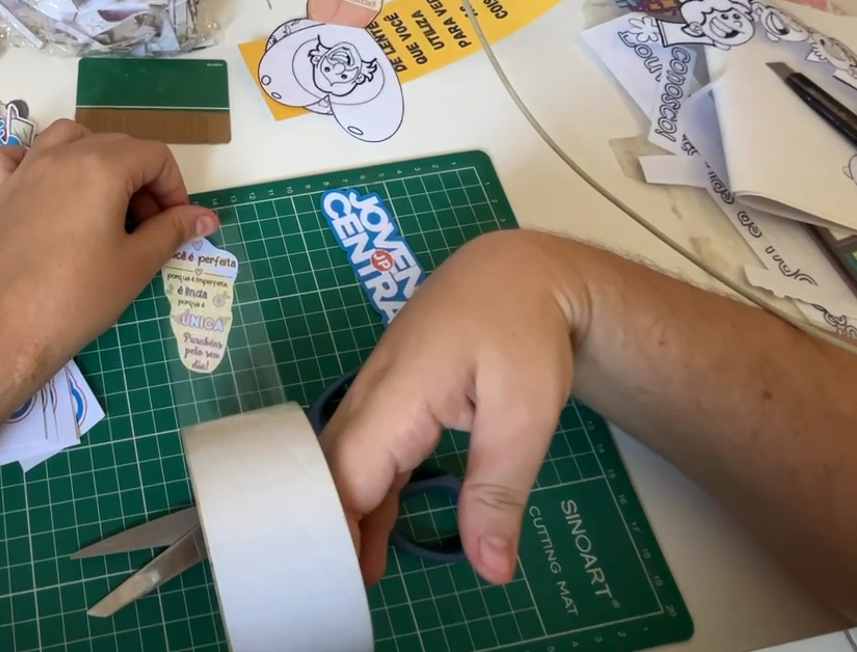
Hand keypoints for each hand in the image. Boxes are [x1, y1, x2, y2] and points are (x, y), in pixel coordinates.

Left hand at [0, 120, 220, 366]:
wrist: (3, 328)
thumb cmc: (77, 296)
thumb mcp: (136, 264)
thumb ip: (173, 231)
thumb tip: (207, 217)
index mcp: (102, 165)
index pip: (155, 155)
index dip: (174, 188)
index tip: (176, 225)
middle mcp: (63, 154)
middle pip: (117, 145)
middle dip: (142, 180)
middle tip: (147, 228)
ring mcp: (26, 169)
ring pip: (69, 137)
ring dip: (96, 158)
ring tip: (105, 201)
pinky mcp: (0, 192)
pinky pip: (13, 156)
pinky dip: (31, 160)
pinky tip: (44, 186)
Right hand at [318, 230, 591, 585]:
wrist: (518, 272)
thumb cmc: (521, 333)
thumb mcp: (524, 414)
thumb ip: (498, 488)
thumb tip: (489, 568)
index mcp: (396, 395)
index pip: (347, 472)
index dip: (335, 525)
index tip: (334, 576)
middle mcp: (373, 392)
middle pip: (335, 465)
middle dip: (332, 522)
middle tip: (339, 585)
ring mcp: (380, 387)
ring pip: (348, 454)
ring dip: (349, 508)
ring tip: (355, 570)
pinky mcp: (395, 390)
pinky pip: (368, 443)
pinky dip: (368, 485)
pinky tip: (375, 521)